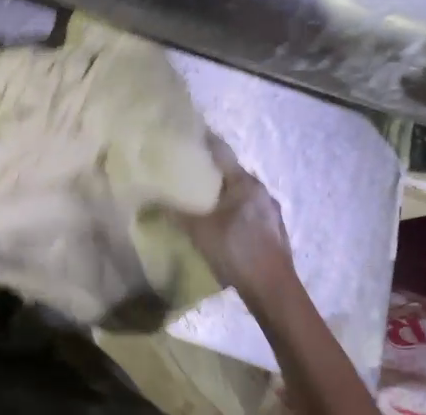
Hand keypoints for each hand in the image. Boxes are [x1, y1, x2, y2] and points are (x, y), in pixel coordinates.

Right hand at [176, 134, 294, 291]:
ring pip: (243, 195)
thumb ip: (175, 214)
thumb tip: (149, 201)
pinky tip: (224, 226)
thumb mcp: (199, 231)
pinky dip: (236, 212)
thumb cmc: (236, 251)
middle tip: (189, 173)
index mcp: (245, 183)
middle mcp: (261, 191)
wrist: (274, 291)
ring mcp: (272, 212)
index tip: (189, 133)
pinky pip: (251, 212)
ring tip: (204, 201)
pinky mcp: (276, 232)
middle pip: (233, 173)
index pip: (222, 152)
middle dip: (212, 172)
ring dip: (225, 195)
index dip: (205, 140)